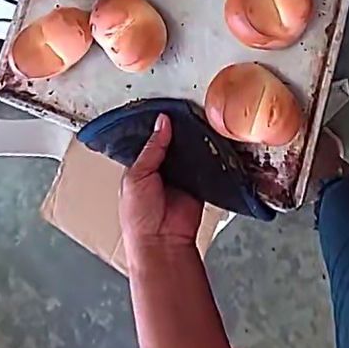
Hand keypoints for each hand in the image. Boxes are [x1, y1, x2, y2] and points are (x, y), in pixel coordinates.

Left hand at [120, 114, 205, 249]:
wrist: (162, 242)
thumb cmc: (139, 217)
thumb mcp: (137, 176)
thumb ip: (151, 149)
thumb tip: (162, 122)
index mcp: (142, 165)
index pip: (152, 137)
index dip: (159, 123)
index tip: (168, 106)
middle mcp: (162, 167)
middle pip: (173, 140)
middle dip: (179, 129)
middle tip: (187, 110)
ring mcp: (181, 174)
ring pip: (190, 149)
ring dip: (194, 139)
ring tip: (201, 121)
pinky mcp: (198, 181)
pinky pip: (205, 163)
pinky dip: (208, 153)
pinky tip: (211, 140)